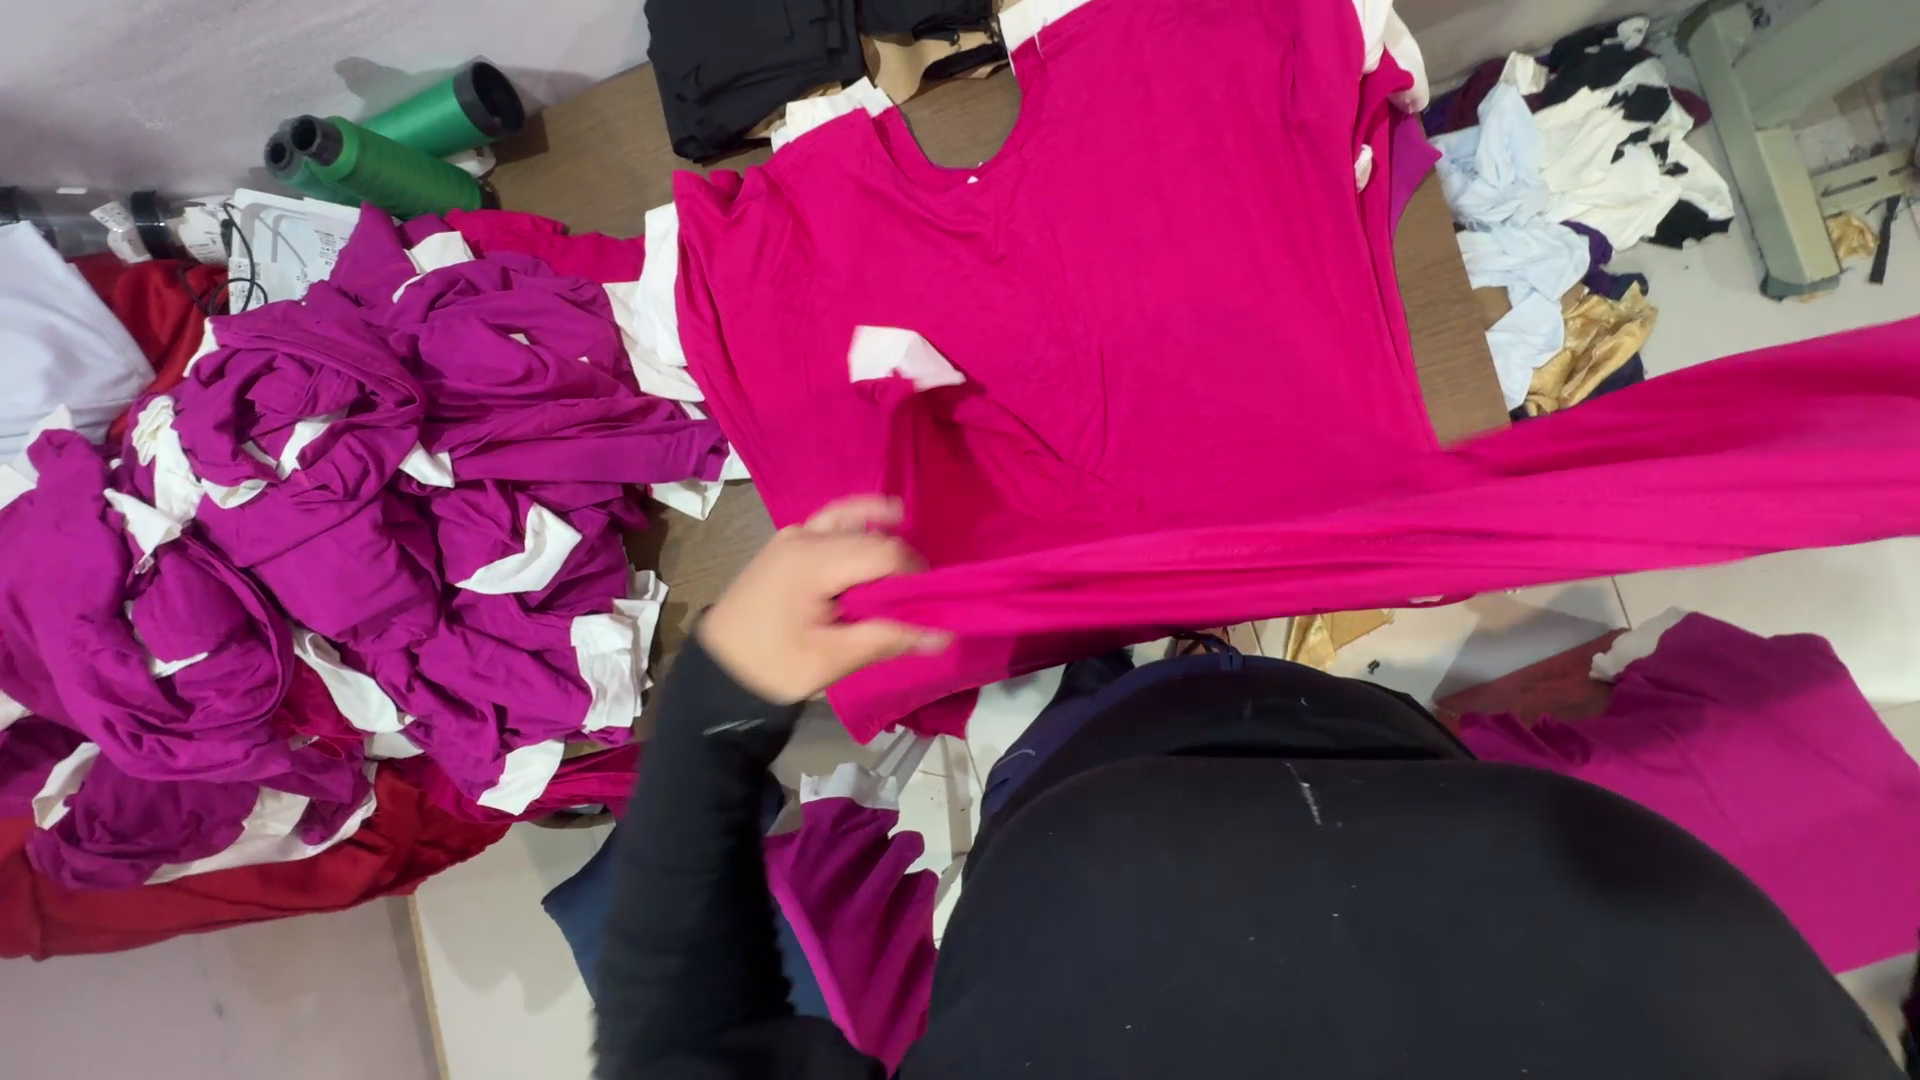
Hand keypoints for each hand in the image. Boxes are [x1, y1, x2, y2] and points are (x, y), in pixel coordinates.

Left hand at [697, 495, 950, 703]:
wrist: (717, 672)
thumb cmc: (773, 667)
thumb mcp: (832, 659)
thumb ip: (888, 638)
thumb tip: (944, 634)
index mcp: (812, 561)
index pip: (884, 552)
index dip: (915, 576)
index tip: (928, 606)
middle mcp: (803, 537)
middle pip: (871, 535)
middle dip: (901, 562)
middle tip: (916, 599)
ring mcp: (792, 536)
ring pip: (852, 519)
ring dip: (882, 535)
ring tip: (903, 568)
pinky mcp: (787, 544)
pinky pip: (833, 524)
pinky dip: (859, 530)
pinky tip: (874, 545)